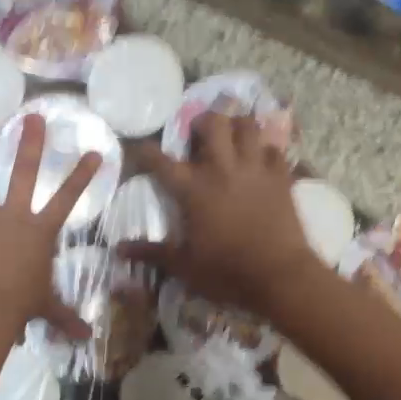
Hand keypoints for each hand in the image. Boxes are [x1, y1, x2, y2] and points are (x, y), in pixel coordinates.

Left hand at [0, 114, 98, 339]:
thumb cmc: (21, 305)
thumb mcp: (47, 308)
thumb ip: (66, 318)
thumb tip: (87, 338)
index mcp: (41, 231)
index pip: (67, 198)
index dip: (81, 175)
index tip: (94, 151)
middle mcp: (14, 216)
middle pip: (24, 173)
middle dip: (30, 144)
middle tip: (33, 116)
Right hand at [122, 112, 319, 317]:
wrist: (280, 277)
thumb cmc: (226, 272)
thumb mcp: (183, 266)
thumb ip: (152, 252)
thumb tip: (119, 249)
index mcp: (193, 190)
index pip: (161, 161)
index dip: (146, 152)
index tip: (139, 149)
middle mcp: (222, 170)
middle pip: (213, 124)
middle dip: (202, 122)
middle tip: (198, 134)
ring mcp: (255, 170)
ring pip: (248, 126)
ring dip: (238, 126)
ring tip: (232, 136)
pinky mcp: (281, 177)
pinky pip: (275, 149)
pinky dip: (266, 150)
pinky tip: (261, 160)